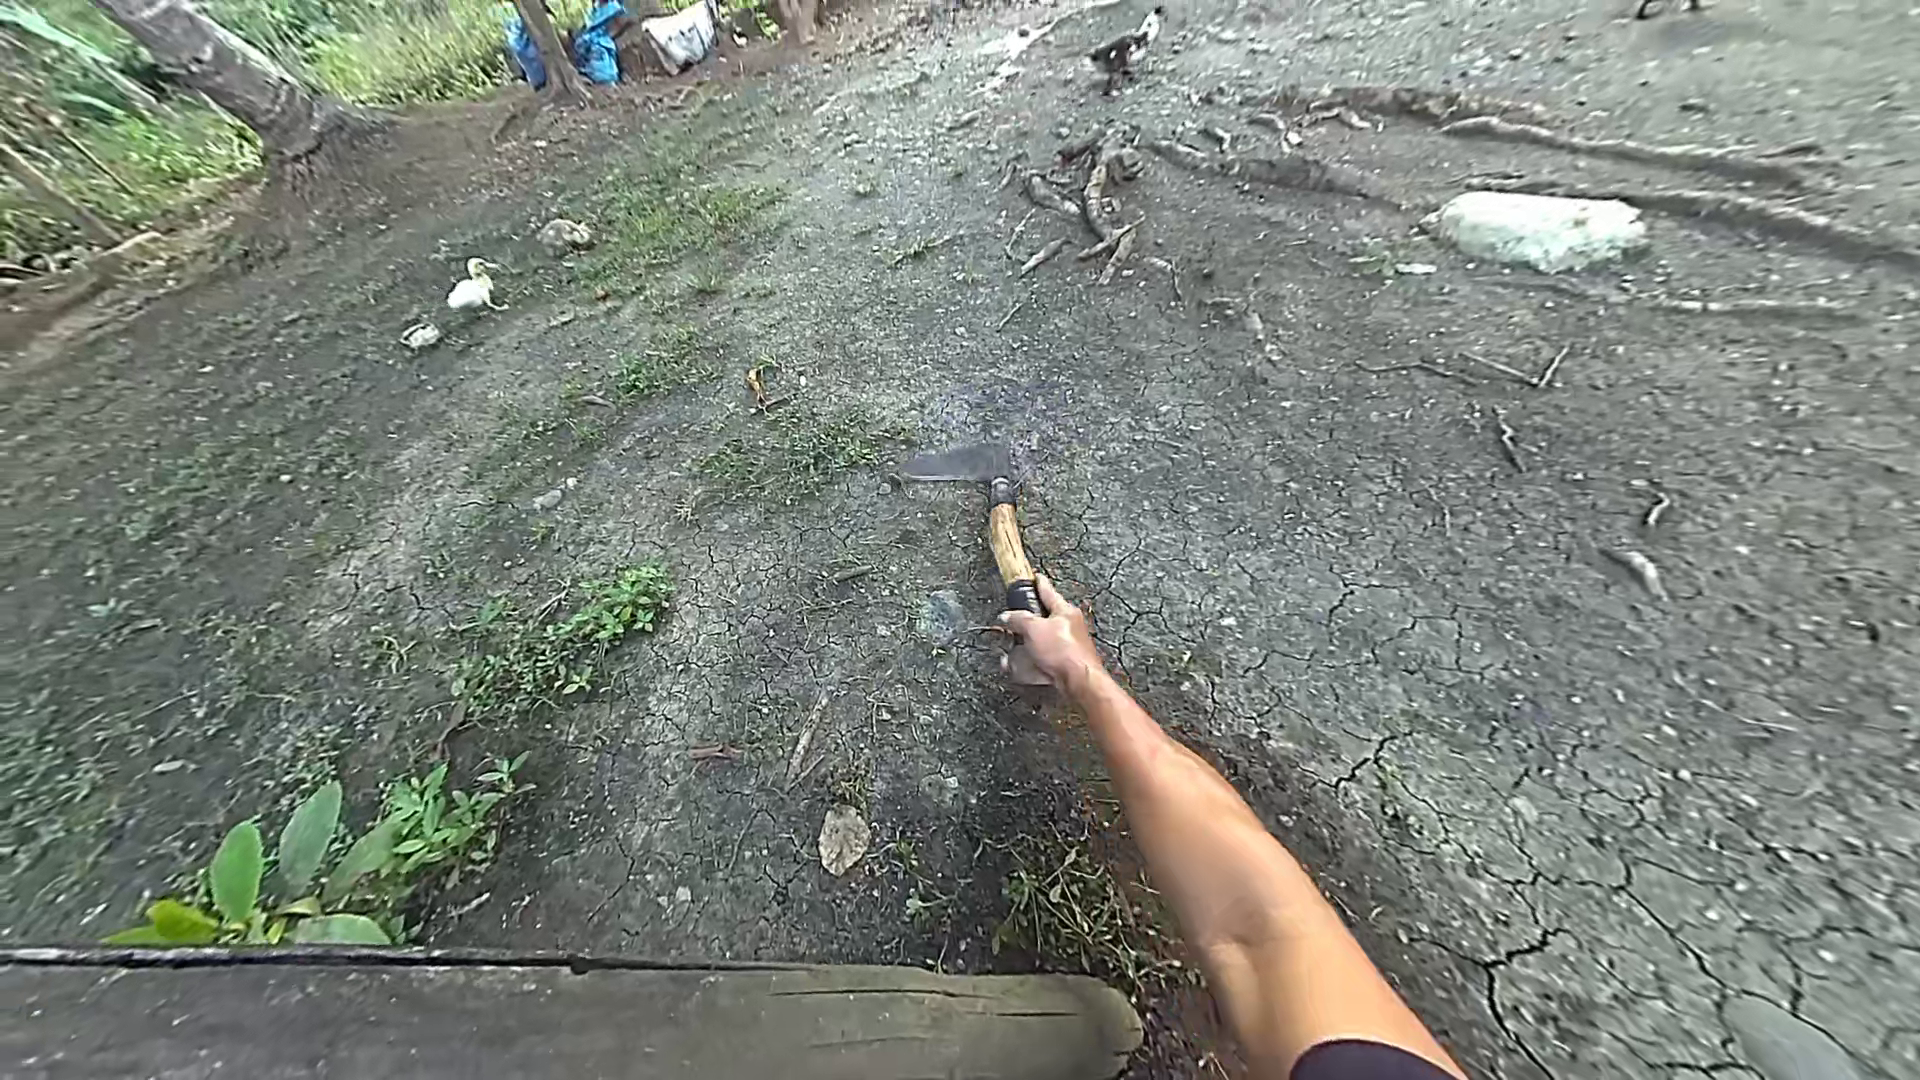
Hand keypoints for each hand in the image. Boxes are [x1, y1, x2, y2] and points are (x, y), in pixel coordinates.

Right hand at [999, 575, 1104, 694]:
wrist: (1078, 682)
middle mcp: (1068, 627)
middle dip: (1024, 625)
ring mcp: (1067, 646)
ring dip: (1024, 648)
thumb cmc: (1064, 651)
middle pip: (1042, 620)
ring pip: (1040, 643)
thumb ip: (1018, 619)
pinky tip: (1021, 669)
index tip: (1034, 577)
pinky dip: (1029, 665)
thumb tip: (1007, 616)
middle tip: (1012, 625)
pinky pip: (1042, 661)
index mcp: (1064, 611)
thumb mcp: (1033, 628)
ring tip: (1011, 653)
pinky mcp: (1064, 664)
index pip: (1048, 591)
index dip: (1038, 583)